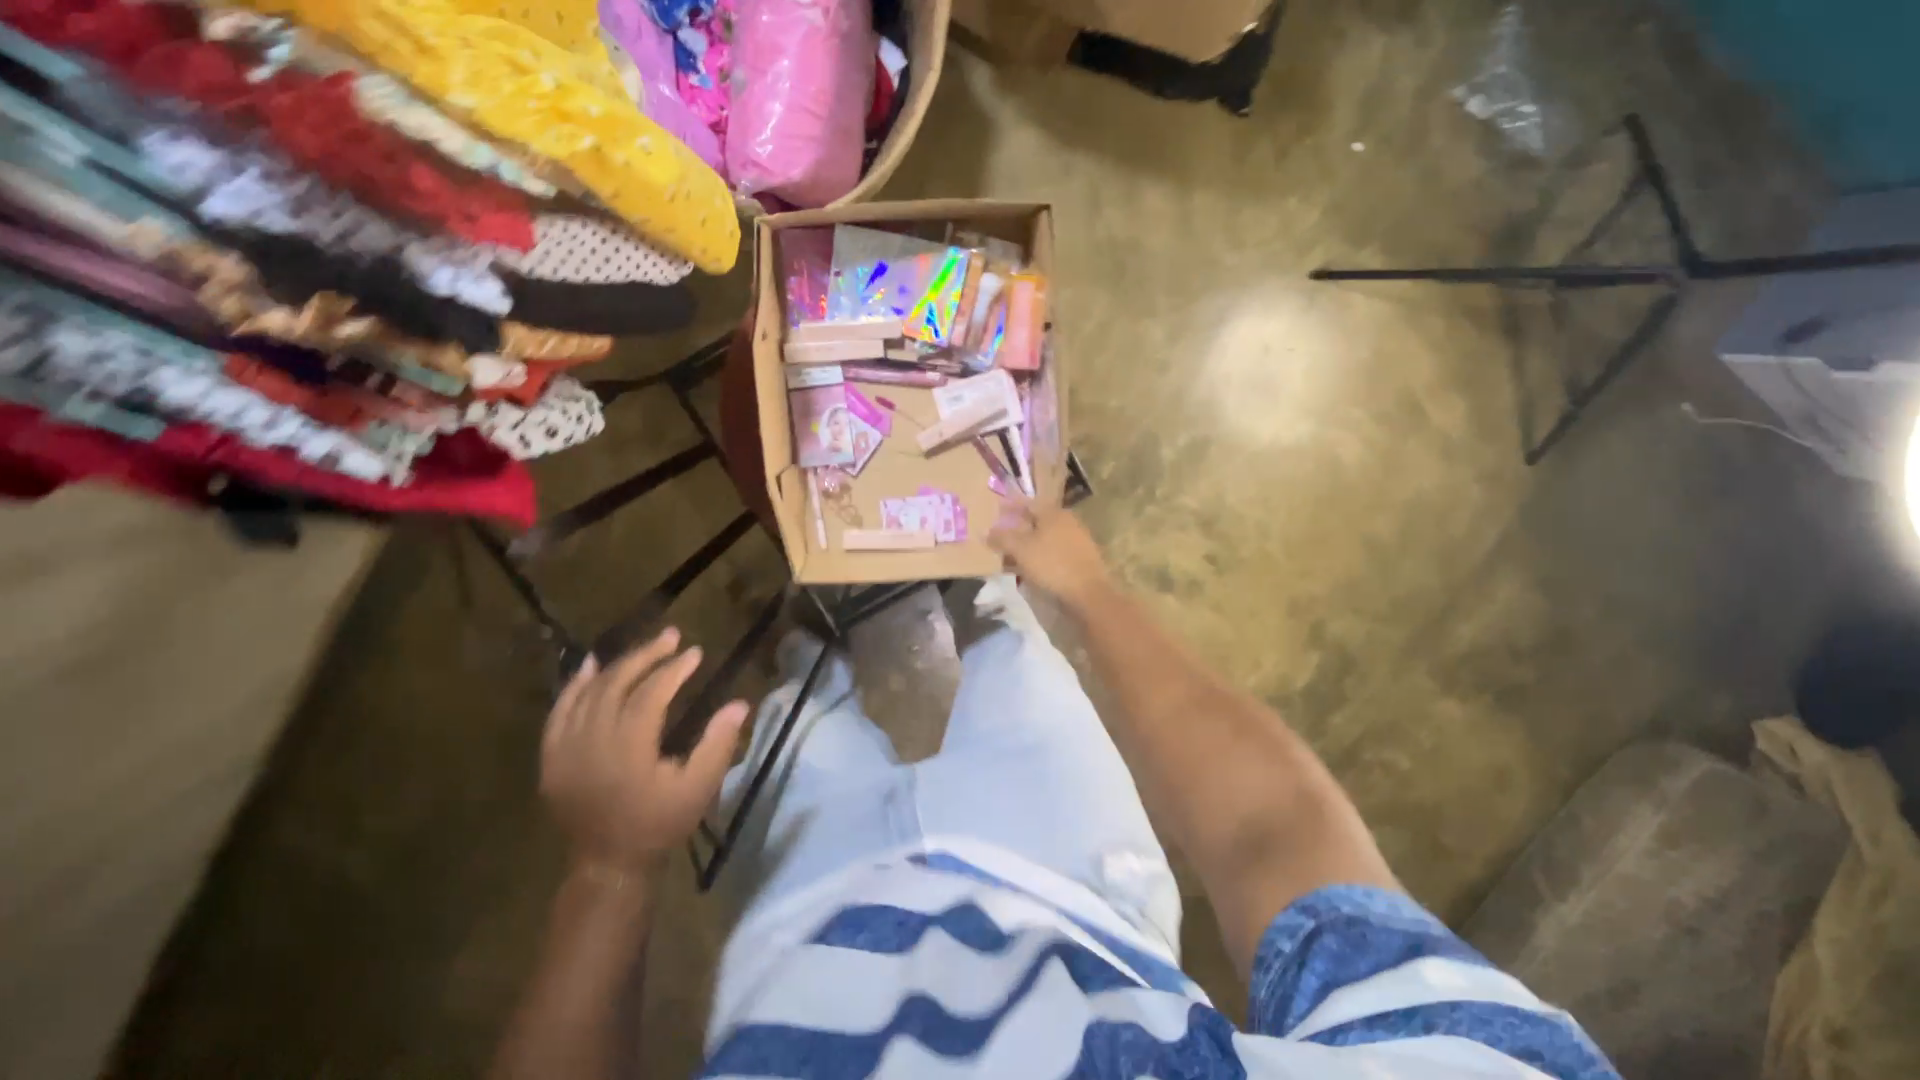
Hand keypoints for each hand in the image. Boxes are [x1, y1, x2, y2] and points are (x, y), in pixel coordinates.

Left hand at [540, 628, 748, 873]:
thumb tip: (738, 703)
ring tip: (642, 648)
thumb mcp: (698, 788)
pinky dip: (575, 686)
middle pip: (616, 683)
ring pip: (588, 692)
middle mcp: (591, 739)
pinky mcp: (551, 757)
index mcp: (628, 747)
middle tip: (671, 637)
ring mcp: (565, 748)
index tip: (695, 652)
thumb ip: (718, 744)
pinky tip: (590, 667)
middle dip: (645, 656)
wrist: (609, 863)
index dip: (673, 670)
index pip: (650, 693)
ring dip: (616, 665)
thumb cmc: (660, 824)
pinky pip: (559, 711)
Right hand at [987, 498, 1113, 609]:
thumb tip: (987, 531)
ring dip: (1029, 544)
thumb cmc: (1051, 565)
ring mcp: (1078, 539)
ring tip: (1012, 556)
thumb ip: (1002, 538)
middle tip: (1001, 537)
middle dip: (1018, 528)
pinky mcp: (1082, 557)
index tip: (995, 513)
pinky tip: (1032, 568)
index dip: (1009, 507)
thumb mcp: (1020, 550)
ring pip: (1046, 537)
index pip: (1027, 503)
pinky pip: (1055, 551)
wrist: (1088, 593)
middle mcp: (1067, 520)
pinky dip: (1041, 555)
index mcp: (1053, 512)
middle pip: (1037, 520)